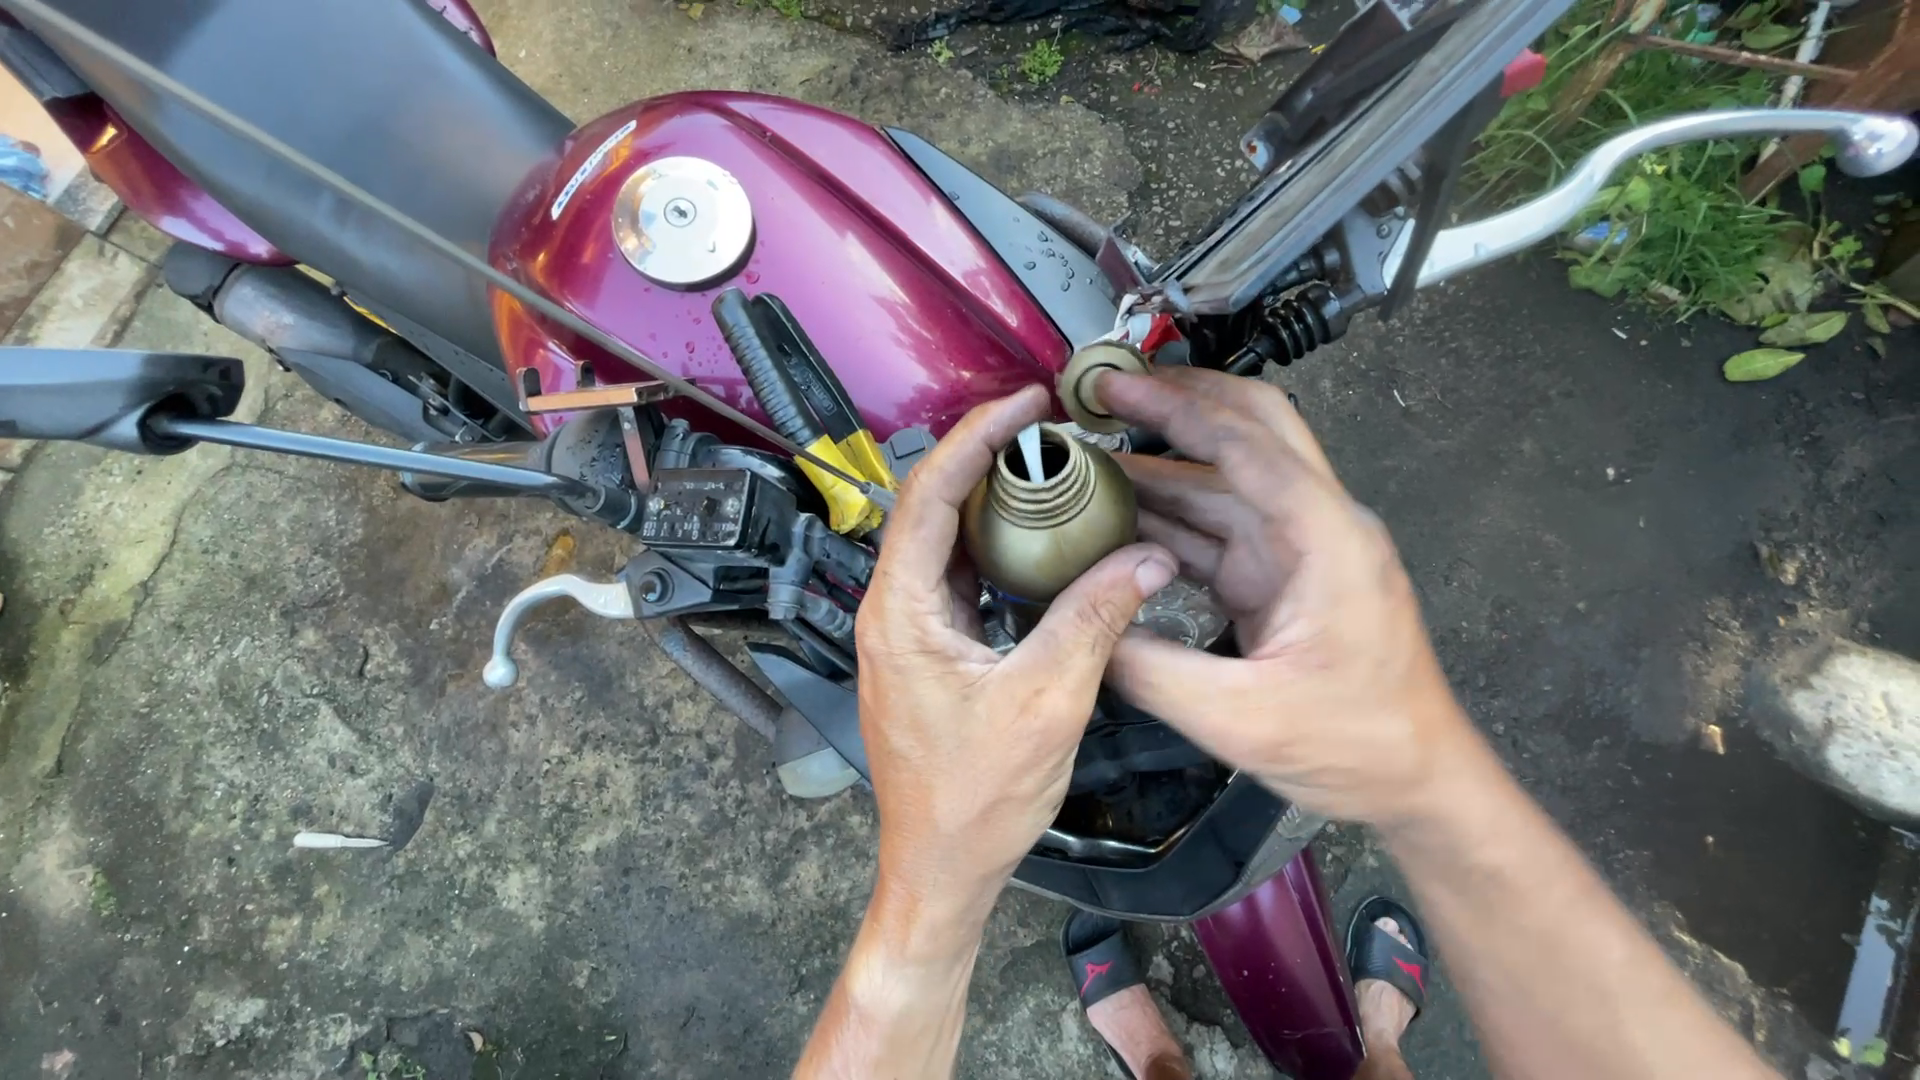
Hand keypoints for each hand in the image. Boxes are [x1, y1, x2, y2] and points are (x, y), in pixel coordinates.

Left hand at [855, 385, 1177, 915]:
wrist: (942, 865)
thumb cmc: (973, 799)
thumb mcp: (1047, 701)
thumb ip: (1094, 619)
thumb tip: (1144, 560)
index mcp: (901, 612)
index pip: (929, 496)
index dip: (974, 438)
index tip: (1021, 405)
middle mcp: (893, 611)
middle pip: (932, 508)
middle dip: (984, 458)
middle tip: (1041, 428)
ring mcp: (910, 630)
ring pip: (946, 541)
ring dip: (990, 502)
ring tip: (1044, 469)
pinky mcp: (931, 649)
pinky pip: (960, 578)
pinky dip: (996, 549)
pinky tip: (1037, 541)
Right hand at [1100, 368, 1477, 826]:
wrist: (1415, 782)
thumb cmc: (1351, 746)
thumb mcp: (1238, 718)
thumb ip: (1149, 668)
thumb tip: (1078, 623)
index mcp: (1327, 539)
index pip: (1247, 446)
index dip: (1175, 409)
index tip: (1111, 387)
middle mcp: (1315, 526)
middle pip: (1252, 430)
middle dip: (1179, 402)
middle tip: (1105, 390)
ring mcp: (1295, 550)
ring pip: (1221, 482)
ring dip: (1159, 464)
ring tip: (1089, 455)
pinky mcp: (1274, 577)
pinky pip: (1212, 530)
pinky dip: (1164, 519)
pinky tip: (1116, 518)